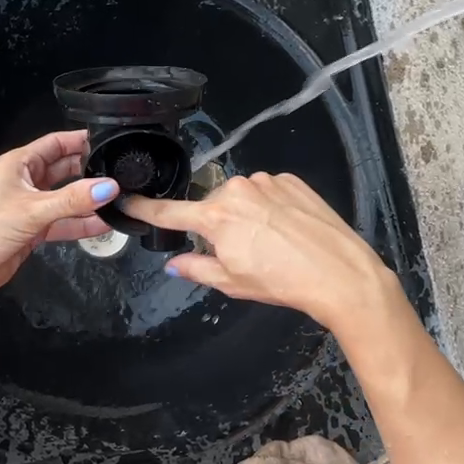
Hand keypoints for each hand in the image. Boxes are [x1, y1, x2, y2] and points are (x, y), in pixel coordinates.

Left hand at [0, 130, 118, 295]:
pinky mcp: (32, 230)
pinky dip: (81, 224)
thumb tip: (110, 187)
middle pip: (64, 170)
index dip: (80, 141)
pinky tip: (104, 225)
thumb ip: (73, 200)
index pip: (56, 144)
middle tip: (120, 172)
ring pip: (65, 198)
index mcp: (19, 164)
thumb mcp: (33, 209)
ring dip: (87, 201)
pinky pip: (62, 223)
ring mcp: (29, 206)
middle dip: (89, 171)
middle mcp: (25, 181)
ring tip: (119, 200)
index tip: (110, 141)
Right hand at [120, 173, 403, 330]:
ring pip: (244, 197)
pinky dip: (272, 207)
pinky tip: (289, 229)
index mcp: (215, 216)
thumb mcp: (232, 283)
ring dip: (248, 215)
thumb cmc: (280, 282)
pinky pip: (270, 191)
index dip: (144, 209)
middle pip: (214, 206)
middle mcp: (236, 189)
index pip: (170, 212)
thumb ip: (197, 269)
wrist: (339, 272)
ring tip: (273, 242)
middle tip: (242, 253)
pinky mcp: (292, 180)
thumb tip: (173, 263)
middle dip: (219, 225)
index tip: (125, 199)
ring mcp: (267, 181)